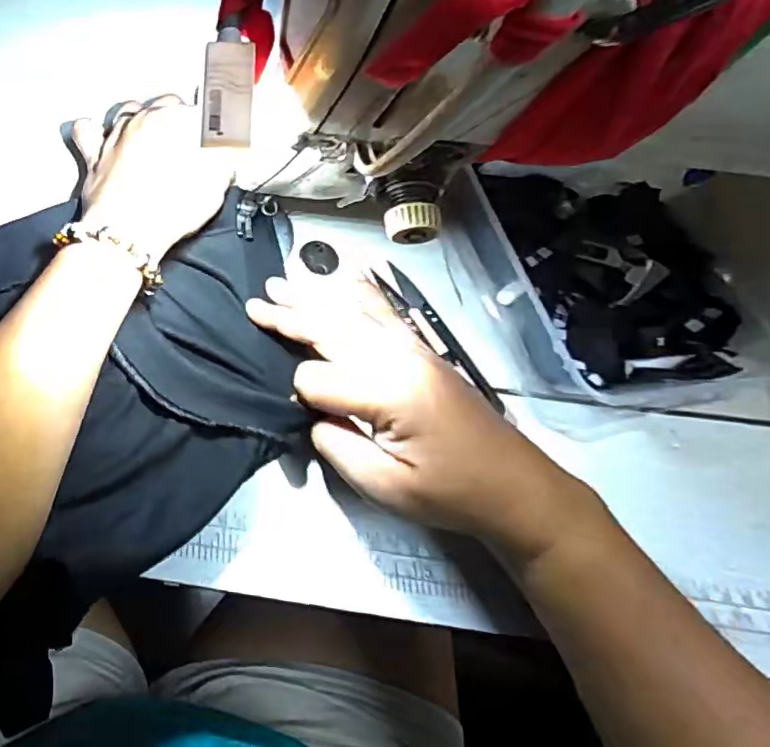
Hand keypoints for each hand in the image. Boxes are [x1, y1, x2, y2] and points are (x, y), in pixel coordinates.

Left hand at [69, 96, 237, 262]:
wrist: (127, 234)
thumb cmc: (171, 208)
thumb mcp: (216, 182)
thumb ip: (224, 157)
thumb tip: (230, 147)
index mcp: (177, 118)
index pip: (205, 109)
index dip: (218, 123)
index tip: (223, 136)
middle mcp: (144, 119)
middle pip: (168, 102)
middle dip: (181, 115)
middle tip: (192, 138)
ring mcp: (116, 136)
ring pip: (129, 109)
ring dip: (143, 116)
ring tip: (154, 132)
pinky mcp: (94, 156)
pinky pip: (88, 131)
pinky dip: (95, 130)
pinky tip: (103, 134)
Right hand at [246, 272, 606, 563]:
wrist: (514, 486)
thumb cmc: (451, 493)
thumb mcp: (386, 486)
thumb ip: (338, 445)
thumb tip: (314, 413)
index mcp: (389, 393)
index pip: (320, 380)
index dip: (301, 394)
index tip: (298, 410)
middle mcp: (399, 358)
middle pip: (333, 329)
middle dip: (290, 318)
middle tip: (255, 304)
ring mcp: (413, 348)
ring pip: (353, 313)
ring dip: (315, 298)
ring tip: (283, 284)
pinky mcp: (422, 349)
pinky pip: (384, 311)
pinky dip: (359, 291)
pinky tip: (345, 277)